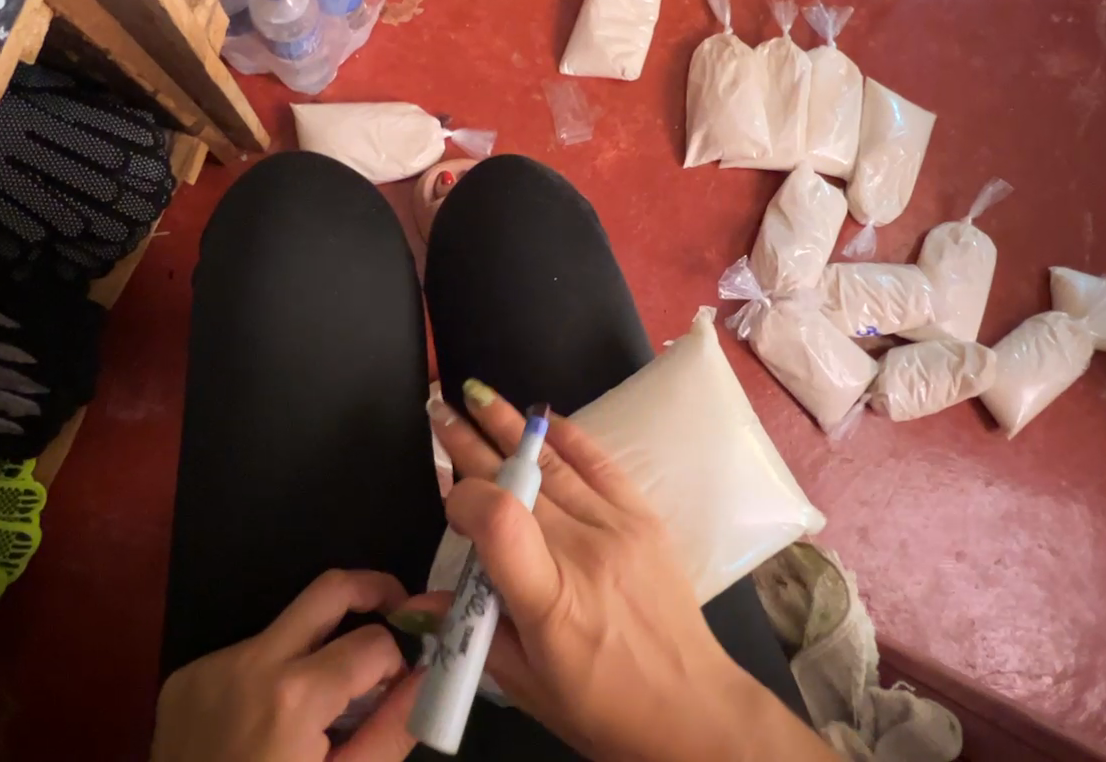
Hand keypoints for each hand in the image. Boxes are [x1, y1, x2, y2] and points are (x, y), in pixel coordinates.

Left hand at [153, 569, 422, 761]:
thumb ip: (394, 728)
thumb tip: (432, 672)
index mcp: (293, 697)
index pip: (373, 641)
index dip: (397, 663)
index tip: (399, 686)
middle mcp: (250, 661)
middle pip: (329, 587)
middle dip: (374, 589)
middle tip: (399, 611)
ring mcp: (211, 666)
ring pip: (288, 626)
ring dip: (317, 649)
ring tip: (319, 705)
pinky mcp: (185, 677)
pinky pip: (248, 654)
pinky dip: (273, 674)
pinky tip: (266, 723)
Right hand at [403, 381, 836, 761]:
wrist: (692, 709)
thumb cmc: (601, 707)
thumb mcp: (524, 685)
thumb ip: (469, 631)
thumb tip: (413, 599)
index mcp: (549, 601)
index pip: (499, 520)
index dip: (465, 499)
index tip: (448, 501)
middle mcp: (583, 552)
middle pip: (518, 482)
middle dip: (470, 443)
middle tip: (438, 409)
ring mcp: (617, 528)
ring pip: (552, 464)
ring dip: (509, 426)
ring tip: (475, 395)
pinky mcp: (642, 517)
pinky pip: (599, 464)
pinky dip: (568, 437)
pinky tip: (540, 415)